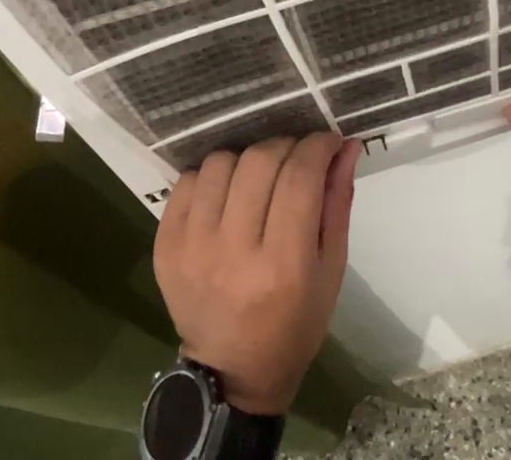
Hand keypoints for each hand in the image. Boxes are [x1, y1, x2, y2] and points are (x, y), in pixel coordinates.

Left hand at [153, 133, 358, 414]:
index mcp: (283, 264)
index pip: (300, 176)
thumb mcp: (332, 268)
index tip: (327, 141)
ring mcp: (192, 247)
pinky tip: (228, 195)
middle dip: (287, 146)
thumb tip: (345, 146)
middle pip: (260, 161)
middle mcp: (233, 251)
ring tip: (260, 179)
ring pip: (221, 163)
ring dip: (248, 159)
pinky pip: (187, 181)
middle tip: (297, 158)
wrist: (233, 370)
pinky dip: (213, 177)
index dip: (317, 146)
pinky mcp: (165, 245)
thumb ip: (337, 202)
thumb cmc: (295, 323)